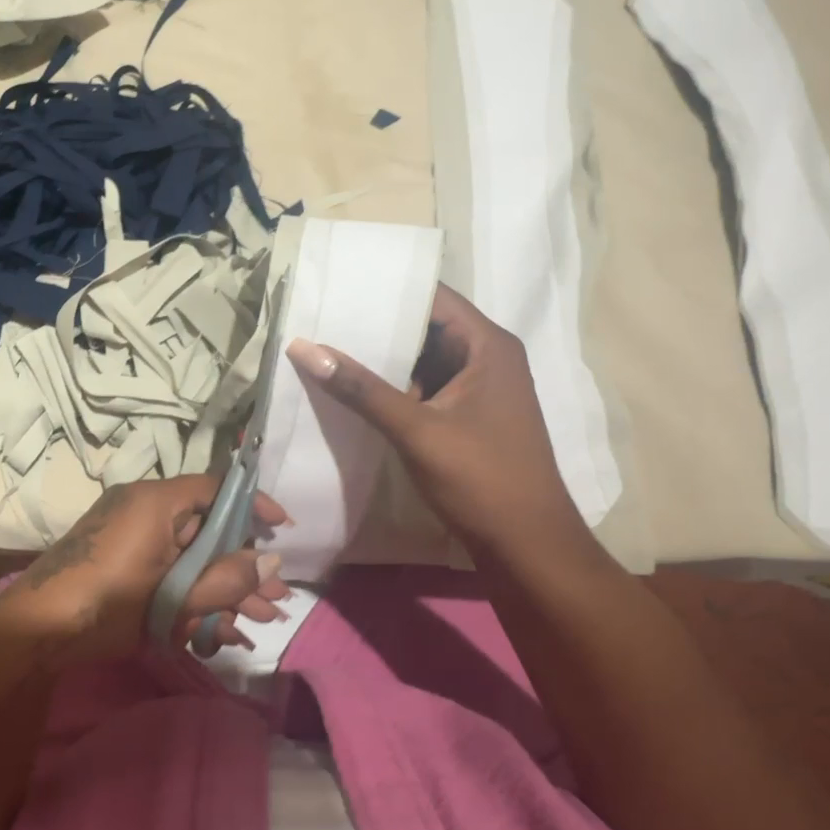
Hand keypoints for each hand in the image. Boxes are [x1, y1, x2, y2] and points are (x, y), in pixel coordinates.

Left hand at [0, 475, 290, 665]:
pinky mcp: (123, 566)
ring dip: (223, 591)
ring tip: (259, 622)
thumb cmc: (107, 599)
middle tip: (277, 601)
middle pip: (206, 532)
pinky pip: (167, 573)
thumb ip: (224, 579)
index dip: (251, 506)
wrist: (38, 626)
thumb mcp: (172, 594)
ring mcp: (132, 540)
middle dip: (243, 570)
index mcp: (155, 502)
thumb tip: (270, 561)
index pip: (214, 489)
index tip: (283, 527)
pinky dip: (192, 599)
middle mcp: (145, 512)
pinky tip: (221, 633)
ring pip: (190, 559)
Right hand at [284, 284, 588, 557]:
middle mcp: (485, 358)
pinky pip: (420, 385)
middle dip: (373, 321)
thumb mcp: (416, 430)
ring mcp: (475, 389)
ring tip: (321, 341)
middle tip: (317, 312)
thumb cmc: (482, 479)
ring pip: (419, 358)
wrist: (527, 547)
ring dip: (378, 354)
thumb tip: (303, 347)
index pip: (433, 297)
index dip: (387, 286)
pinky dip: (387, 383)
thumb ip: (360, 388)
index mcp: (488, 346)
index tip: (337, 282)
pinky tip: (346, 384)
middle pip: (423, 325)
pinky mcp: (463, 416)